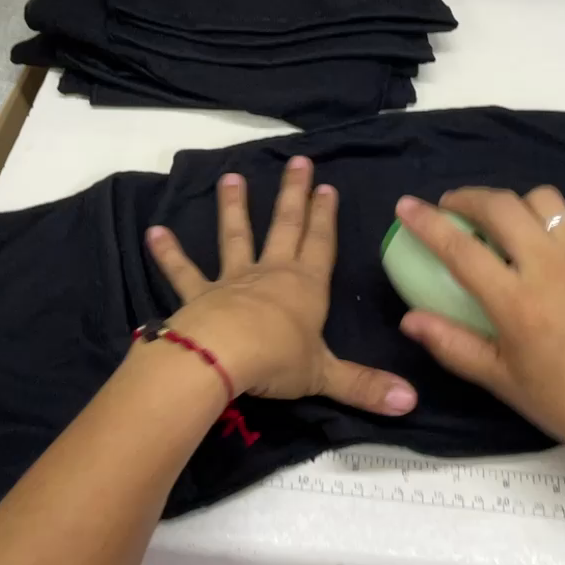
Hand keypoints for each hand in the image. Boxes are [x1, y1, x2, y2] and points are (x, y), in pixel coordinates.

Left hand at [145, 156, 418, 415]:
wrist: (223, 356)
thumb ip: (365, 386)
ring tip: (231, 178)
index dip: (325, 216)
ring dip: (233, 208)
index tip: (327, 186)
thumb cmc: (278, 360)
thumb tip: (411, 403)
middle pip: (285, 227)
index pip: (320, 244)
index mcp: (306, 287)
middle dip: (293, 195)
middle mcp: (271, 274)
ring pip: (235, 237)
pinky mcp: (199, 295)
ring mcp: (233, 281)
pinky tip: (154, 232)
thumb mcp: (326, 374)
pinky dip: (169, 252)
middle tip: (297, 162)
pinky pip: (182, 271)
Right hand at [394, 186, 564, 461]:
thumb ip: (453, 345)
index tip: (406, 206)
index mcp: (518, 303)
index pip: (461, 249)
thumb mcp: (504, 382)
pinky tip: (543, 256)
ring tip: (500, 225)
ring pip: (542, 200)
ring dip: (511, 203)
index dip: (428, 223)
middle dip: (467, 197)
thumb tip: (410, 319)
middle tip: (450, 208)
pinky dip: (544, 226)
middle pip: (501, 205)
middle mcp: (551, 268)